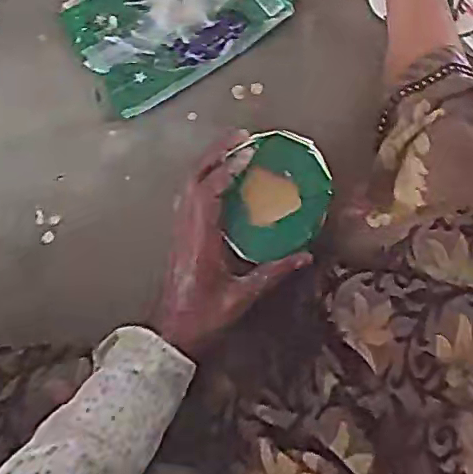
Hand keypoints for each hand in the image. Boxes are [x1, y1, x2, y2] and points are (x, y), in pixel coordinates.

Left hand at [148, 133, 312, 355]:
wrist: (168, 338)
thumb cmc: (202, 318)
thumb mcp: (241, 297)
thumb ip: (273, 272)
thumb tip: (304, 254)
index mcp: (199, 239)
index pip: (209, 193)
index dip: (228, 169)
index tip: (249, 152)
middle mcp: (186, 229)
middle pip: (194, 178)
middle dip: (216, 152)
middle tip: (241, 135)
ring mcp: (180, 230)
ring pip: (189, 184)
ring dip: (209, 161)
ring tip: (233, 145)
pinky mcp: (181, 234)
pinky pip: (189, 194)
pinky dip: (205, 176)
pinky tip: (220, 174)